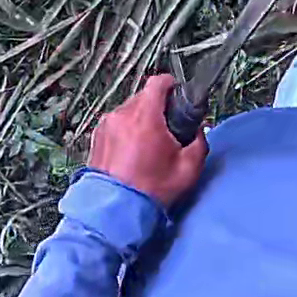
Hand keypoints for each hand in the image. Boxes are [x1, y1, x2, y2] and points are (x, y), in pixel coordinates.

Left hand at [86, 74, 207, 207]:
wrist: (114, 213)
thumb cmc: (151, 191)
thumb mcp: (188, 168)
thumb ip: (199, 142)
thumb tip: (198, 131)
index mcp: (145, 116)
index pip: (159, 82)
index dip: (172, 85)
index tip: (178, 96)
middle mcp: (122, 115)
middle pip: (144, 97)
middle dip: (158, 108)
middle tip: (168, 129)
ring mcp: (106, 126)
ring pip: (129, 111)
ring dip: (141, 120)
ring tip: (149, 145)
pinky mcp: (96, 138)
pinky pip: (116, 125)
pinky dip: (126, 132)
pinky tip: (133, 153)